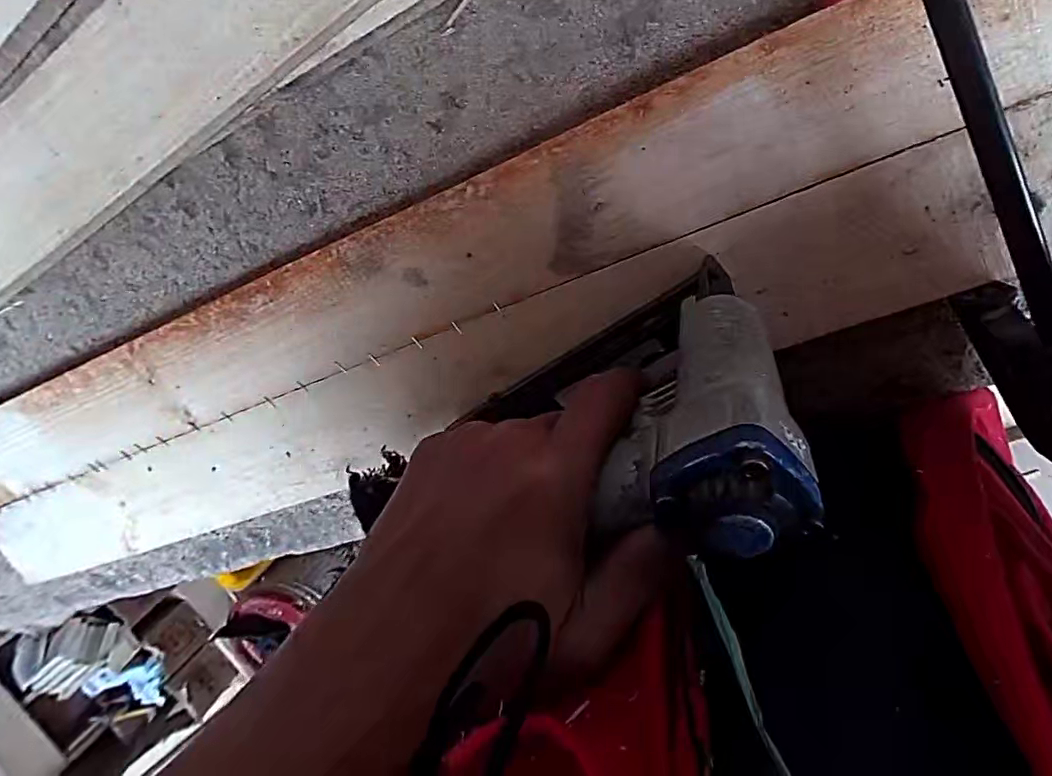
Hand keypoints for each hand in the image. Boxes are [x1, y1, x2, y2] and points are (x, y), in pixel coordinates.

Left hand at [360, 369, 674, 689]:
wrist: (377, 664)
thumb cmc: (484, 650)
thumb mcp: (586, 633)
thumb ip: (643, 570)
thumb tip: (674, 524)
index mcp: (552, 476)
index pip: (605, 394)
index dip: (632, 387)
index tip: (644, 398)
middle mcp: (506, 444)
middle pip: (567, 423)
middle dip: (582, 455)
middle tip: (578, 508)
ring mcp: (463, 445)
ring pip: (524, 435)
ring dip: (536, 463)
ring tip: (520, 522)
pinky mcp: (431, 455)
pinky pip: (484, 444)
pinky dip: (495, 466)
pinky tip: (478, 518)